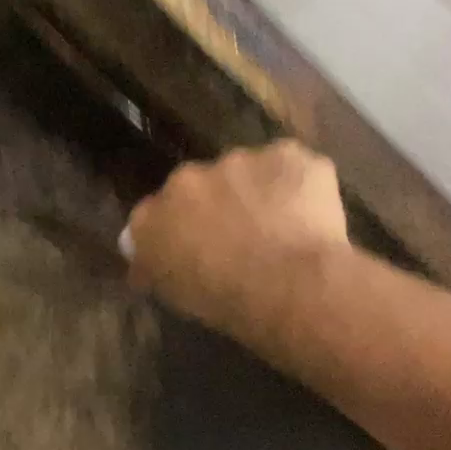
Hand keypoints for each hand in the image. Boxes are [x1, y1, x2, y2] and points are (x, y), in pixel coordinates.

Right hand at [126, 141, 350, 336]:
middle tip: (231, 232)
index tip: (186, 245)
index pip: (149, 216)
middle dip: (208, 203)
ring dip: (249, 190)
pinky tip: (303, 209)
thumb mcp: (169, 290)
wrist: (288, 280)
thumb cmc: (220, 296)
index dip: (170, 229)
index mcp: (147, 218)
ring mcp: (235, 162)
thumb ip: (154, 263)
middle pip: (193, 186)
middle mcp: (183, 181)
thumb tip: (149, 258)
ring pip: (240, 172)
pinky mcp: (285, 153)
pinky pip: (285, 166)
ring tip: (273, 221)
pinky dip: (291, 182)